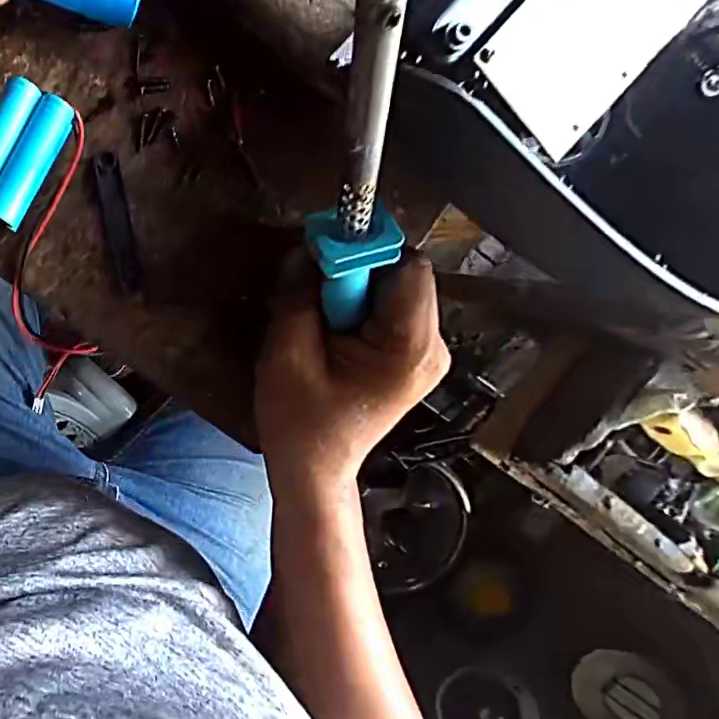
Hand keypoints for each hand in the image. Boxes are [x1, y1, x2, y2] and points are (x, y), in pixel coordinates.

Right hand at [255, 250, 449, 492]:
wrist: (313, 470)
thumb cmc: (299, 423)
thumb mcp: (286, 354)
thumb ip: (298, 294)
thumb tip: (306, 248)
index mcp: (410, 349)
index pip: (407, 266)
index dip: (364, 251)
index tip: (322, 255)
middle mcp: (432, 347)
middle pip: (402, 275)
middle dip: (354, 274)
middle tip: (314, 296)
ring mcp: (426, 353)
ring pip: (393, 289)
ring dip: (352, 292)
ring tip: (320, 323)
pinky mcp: (411, 357)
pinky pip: (389, 310)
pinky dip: (357, 308)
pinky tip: (332, 334)